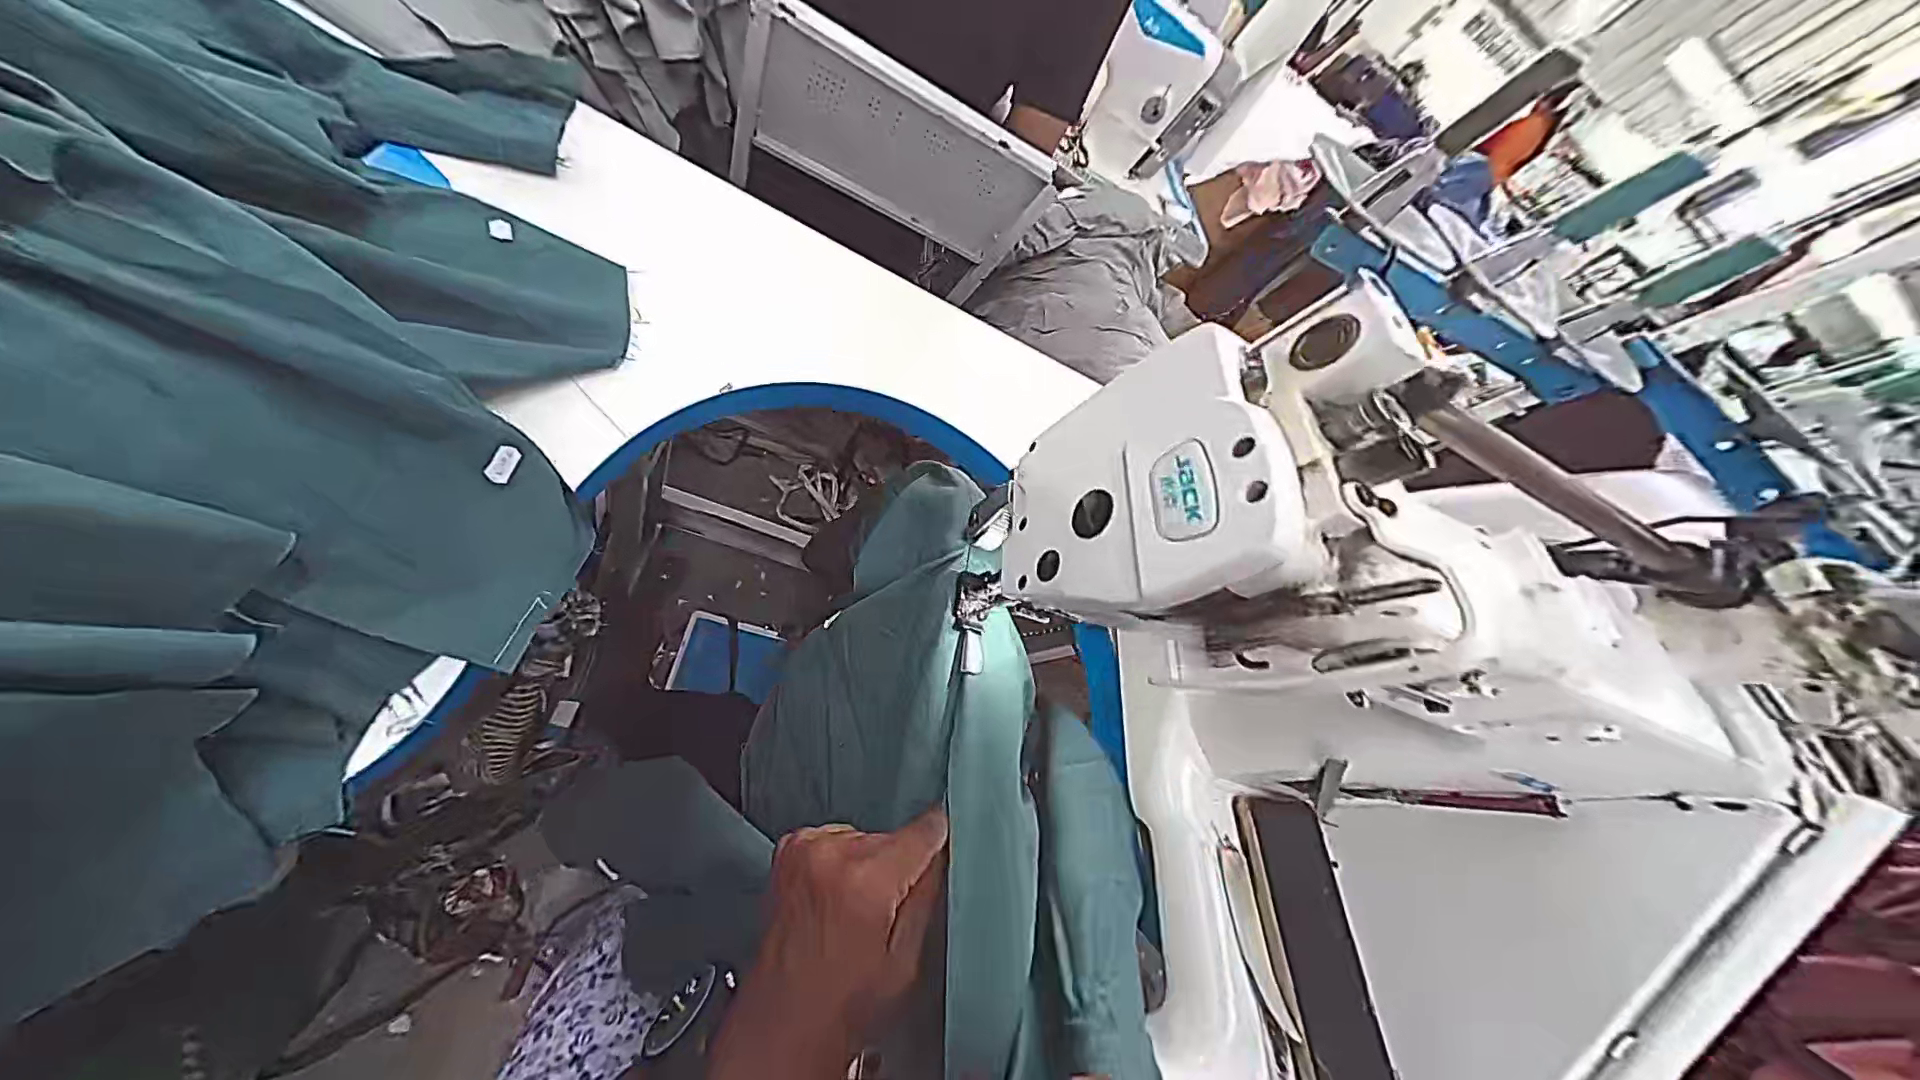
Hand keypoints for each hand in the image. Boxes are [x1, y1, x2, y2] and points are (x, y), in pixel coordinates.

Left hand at [706, 806, 948, 1079]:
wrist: (782, 1021)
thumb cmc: (836, 1005)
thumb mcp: (905, 960)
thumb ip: (928, 896)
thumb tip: (941, 855)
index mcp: (867, 879)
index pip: (924, 829)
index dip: (939, 840)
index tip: (941, 847)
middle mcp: (832, 855)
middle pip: (891, 838)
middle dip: (897, 868)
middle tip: (883, 914)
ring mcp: (805, 850)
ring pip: (863, 837)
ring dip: (865, 864)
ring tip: (851, 913)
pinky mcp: (789, 850)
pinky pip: (834, 840)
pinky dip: (838, 861)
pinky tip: (832, 899)